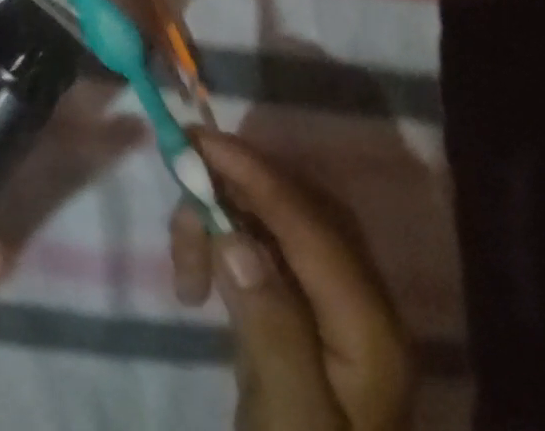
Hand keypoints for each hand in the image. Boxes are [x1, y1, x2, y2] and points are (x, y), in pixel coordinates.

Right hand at [171, 130, 413, 430]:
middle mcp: (362, 301)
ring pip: (281, 228)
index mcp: (368, 324)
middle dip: (237, 187)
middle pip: (301, 213)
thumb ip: (270, 325)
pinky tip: (202, 271)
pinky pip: (269, 253)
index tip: (197, 140)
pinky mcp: (308, 315)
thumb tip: (235, 238)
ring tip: (183, 267)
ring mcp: (336, 307)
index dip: (255, 175)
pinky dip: (229, 245)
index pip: (311, 227)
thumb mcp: (288, 411)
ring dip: (226, 222)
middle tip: (177, 180)